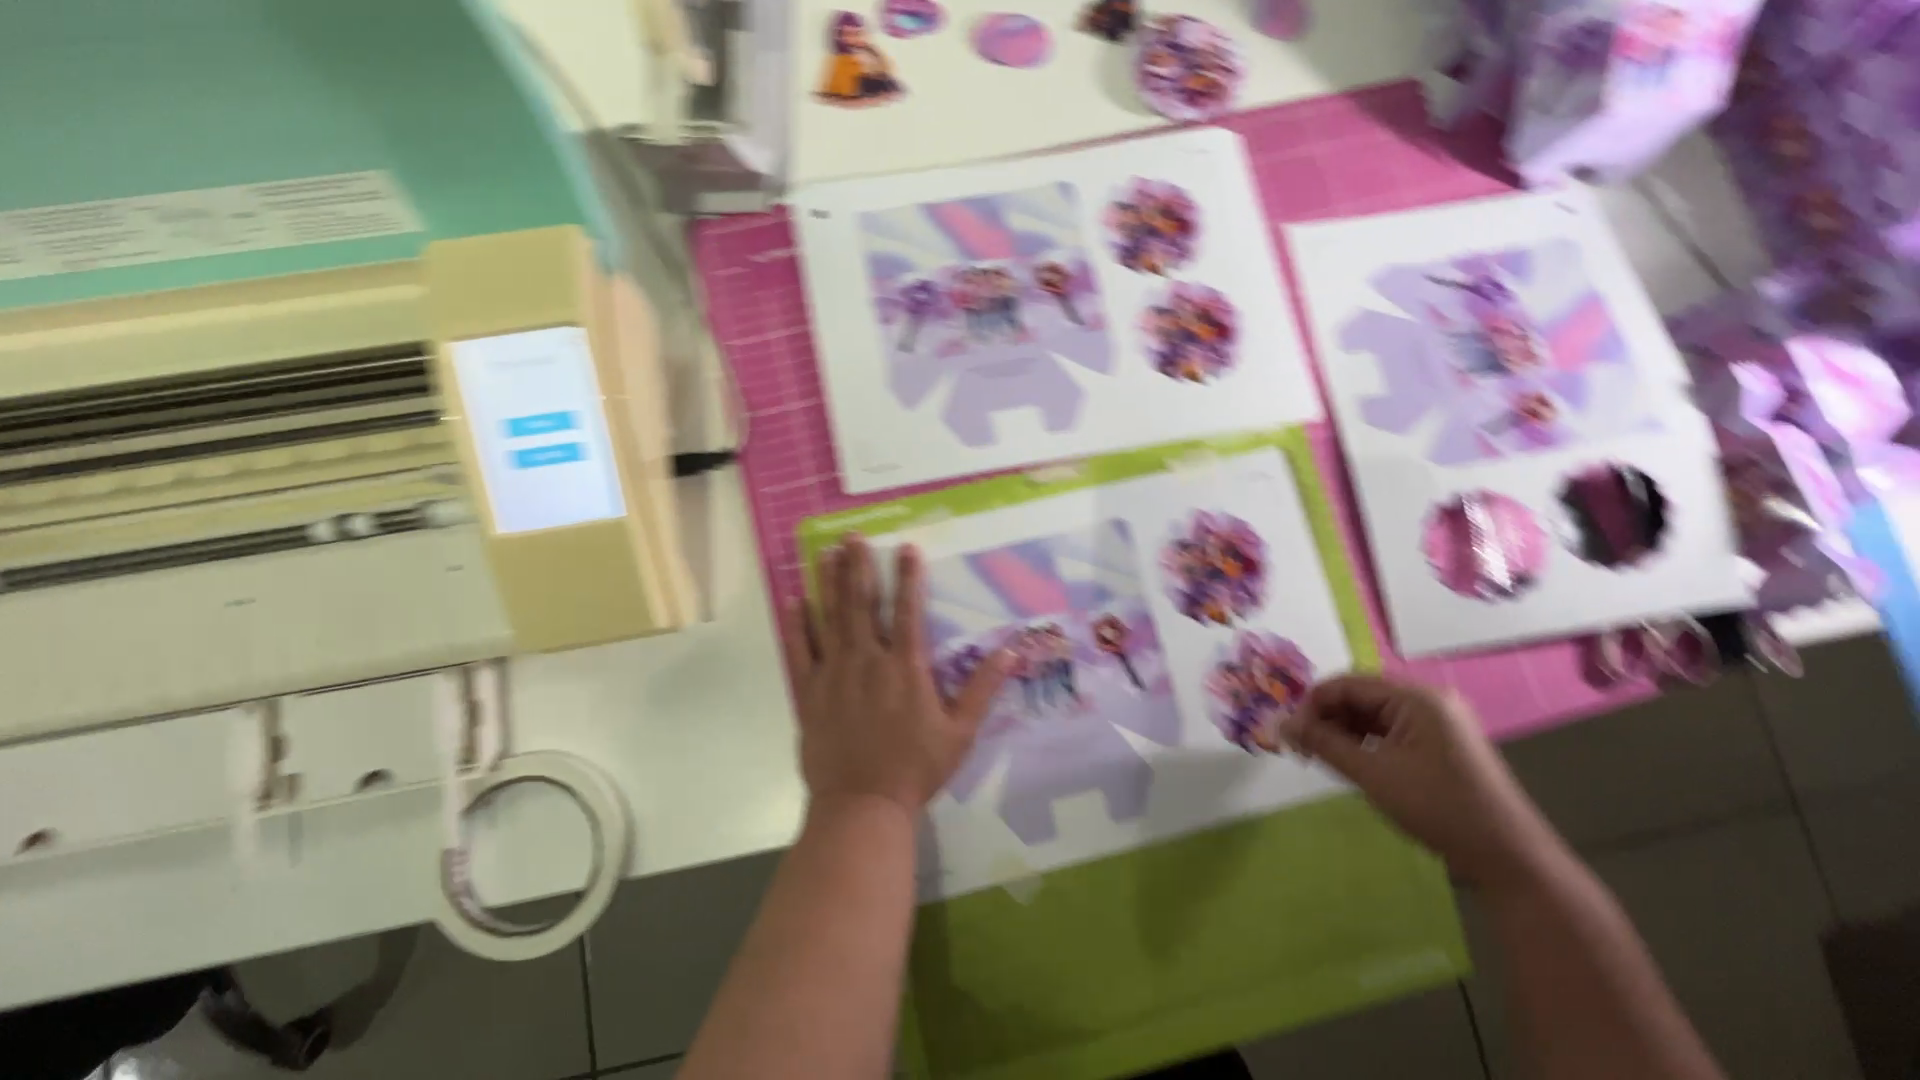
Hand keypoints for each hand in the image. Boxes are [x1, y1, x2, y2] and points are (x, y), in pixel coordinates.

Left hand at [781, 536, 1013, 816]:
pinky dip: (797, 624)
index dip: (908, 577)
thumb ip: (983, 688)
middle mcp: (867, 661)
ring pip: (830, 618)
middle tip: (853, 537)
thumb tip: (1012, 650)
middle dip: (858, 567)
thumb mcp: (960, 732)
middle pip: (862, 604)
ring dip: (829, 583)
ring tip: (828, 553)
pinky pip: (799, 651)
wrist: (862, 804)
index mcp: (905, 668)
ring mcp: (833, 674)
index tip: (906, 547)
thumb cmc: (915, 769)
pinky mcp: (808, 693)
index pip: (908, 610)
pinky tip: (796, 601)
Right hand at [1279, 675, 1559, 887]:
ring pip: (1374, 715)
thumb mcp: (1372, 773)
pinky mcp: (1439, 745)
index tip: (1288, 733)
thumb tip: (1281, 725)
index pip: (1349, 683)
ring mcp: (1437, 723)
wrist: (1505, 853)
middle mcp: (1428, 701)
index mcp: (1417, 698)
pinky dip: (1365, 743)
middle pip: (1361, 695)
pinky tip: (1349, 763)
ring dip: (1343, 731)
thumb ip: (1324, 744)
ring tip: (1319, 758)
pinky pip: (1391, 732)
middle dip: (1326, 717)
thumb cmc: (1437, 807)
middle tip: (1299, 748)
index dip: (1312, 703)